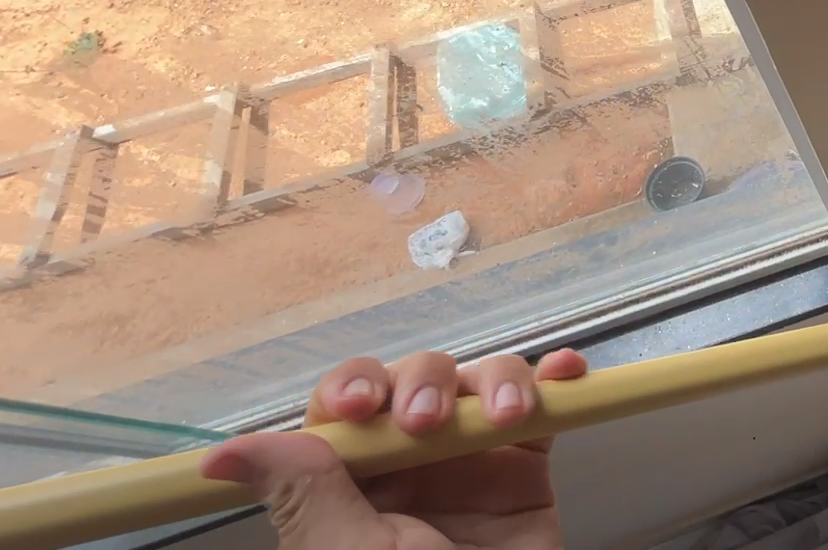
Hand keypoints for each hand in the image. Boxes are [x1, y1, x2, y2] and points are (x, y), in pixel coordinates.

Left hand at [200, 349, 586, 548]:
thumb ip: (308, 497)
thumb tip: (222, 452)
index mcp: (353, 486)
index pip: (345, 411)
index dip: (353, 388)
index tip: (361, 402)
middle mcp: (412, 462)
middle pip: (418, 380)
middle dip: (427, 383)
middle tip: (430, 422)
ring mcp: (475, 456)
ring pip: (484, 380)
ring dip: (501, 379)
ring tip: (511, 414)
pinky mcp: (529, 459)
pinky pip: (547, 402)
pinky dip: (558, 377)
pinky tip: (565, 371)